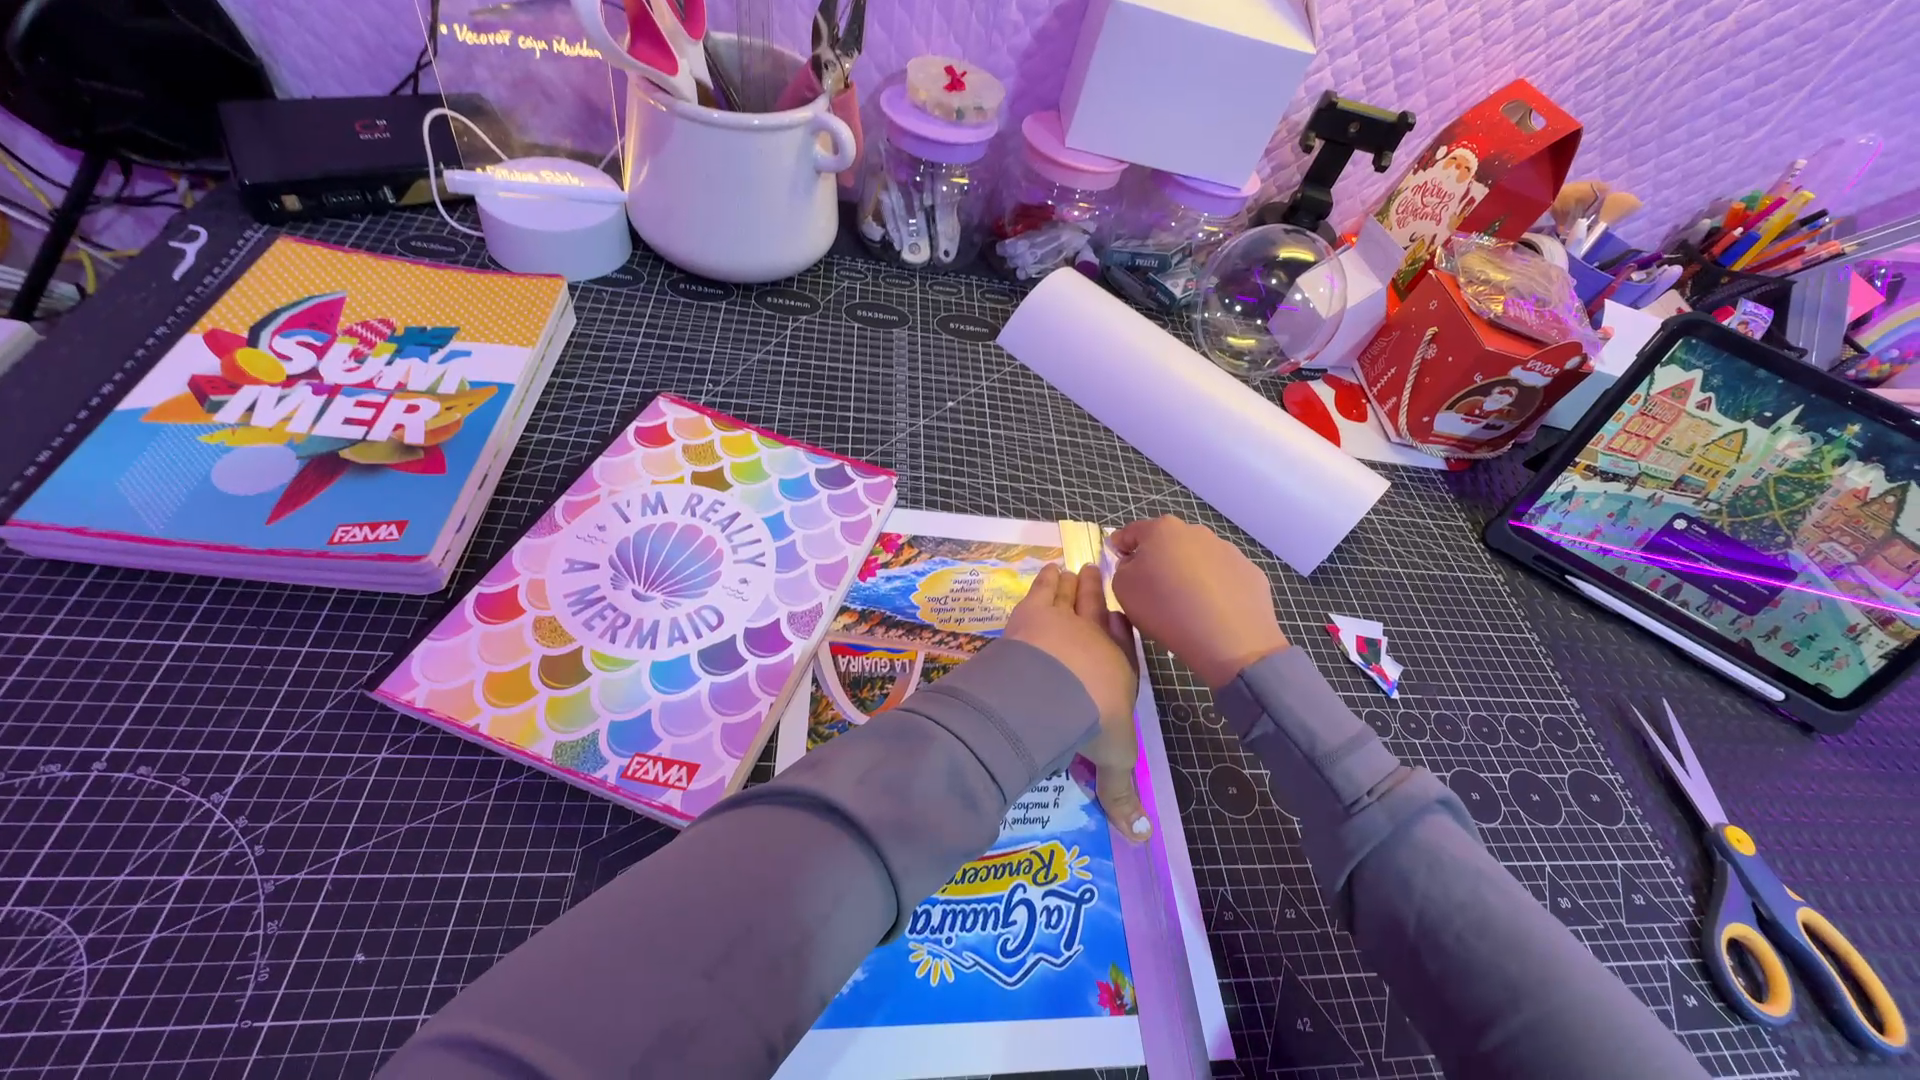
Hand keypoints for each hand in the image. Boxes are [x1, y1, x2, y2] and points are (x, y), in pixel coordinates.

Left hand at [1003, 563, 1150, 840]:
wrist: (1059, 691)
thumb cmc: (1094, 723)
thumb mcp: (1113, 763)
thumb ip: (1121, 795)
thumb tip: (1143, 840)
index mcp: (1120, 672)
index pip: (1124, 646)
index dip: (1120, 631)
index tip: (1118, 616)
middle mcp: (1097, 641)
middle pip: (1098, 612)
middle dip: (1097, 594)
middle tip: (1095, 572)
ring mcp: (1066, 622)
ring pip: (1073, 597)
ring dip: (1075, 583)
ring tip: (1075, 566)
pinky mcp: (1035, 612)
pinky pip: (1043, 590)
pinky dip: (1046, 580)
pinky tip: (1047, 569)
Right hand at [1109, 515, 1290, 689]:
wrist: (1230, 640)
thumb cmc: (1166, 609)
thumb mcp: (1122, 589)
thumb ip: (1122, 568)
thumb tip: (1135, 563)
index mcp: (1162, 530)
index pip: (1131, 532)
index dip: (1120, 548)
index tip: (1117, 564)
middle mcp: (1197, 532)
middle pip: (1167, 543)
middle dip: (1156, 561)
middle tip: (1151, 590)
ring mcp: (1228, 551)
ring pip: (1197, 559)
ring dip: (1187, 574)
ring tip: (1185, 606)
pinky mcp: (1250, 573)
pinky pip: (1222, 577)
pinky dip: (1213, 589)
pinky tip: (1211, 612)